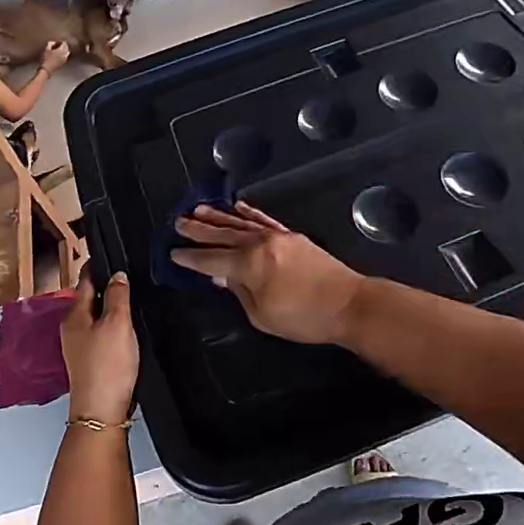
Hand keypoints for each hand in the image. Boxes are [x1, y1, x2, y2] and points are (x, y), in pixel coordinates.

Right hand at [39, 40, 71, 71]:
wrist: (47, 69)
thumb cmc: (46, 58)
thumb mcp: (47, 49)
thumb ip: (50, 44)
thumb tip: (53, 42)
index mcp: (61, 50)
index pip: (64, 43)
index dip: (61, 42)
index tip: (57, 42)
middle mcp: (65, 54)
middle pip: (67, 48)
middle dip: (63, 46)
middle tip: (58, 45)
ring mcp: (65, 59)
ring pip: (67, 52)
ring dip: (64, 50)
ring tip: (58, 50)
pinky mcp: (63, 62)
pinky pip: (66, 56)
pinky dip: (64, 54)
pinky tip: (58, 55)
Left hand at [61, 270, 137, 425]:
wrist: (102, 411)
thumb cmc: (108, 365)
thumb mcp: (117, 324)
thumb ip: (117, 296)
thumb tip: (116, 275)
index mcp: (74, 315)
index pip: (85, 282)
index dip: (97, 266)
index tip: (108, 253)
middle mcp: (72, 329)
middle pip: (89, 299)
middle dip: (106, 286)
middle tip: (128, 274)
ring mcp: (80, 347)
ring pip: (96, 318)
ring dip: (110, 307)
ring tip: (132, 297)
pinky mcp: (91, 362)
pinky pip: (102, 334)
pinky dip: (113, 326)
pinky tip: (128, 328)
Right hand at [171, 203, 365, 345]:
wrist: (350, 304)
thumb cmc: (304, 318)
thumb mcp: (262, 315)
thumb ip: (239, 292)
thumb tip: (222, 277)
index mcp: (248, 265)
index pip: (211, 260)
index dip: (190, 258)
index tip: (174, 252)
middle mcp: (259, 244)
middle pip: (222, 235)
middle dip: (198, 229)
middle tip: (178, 222)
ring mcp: (277, 237)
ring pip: (240, 223)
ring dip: (217, 216)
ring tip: (198, 210)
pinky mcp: (292, 236)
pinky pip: (264, 220)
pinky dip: (249, 212)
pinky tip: (237, 206)